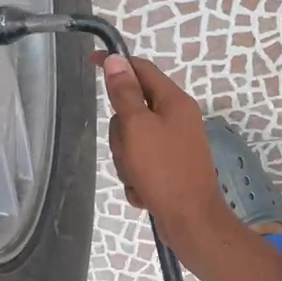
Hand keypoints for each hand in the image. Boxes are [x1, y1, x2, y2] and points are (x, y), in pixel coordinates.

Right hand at [93, 52, 233, 243]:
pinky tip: (145, 192)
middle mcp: (177, 119)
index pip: (141, 70)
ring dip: (128, 160)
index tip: (90, 64)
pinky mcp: (170, 169)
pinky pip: (141, 165)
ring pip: (133, 141)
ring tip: (137, 175)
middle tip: (128, 149)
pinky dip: (138, 179)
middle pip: (132, 111)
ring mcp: (175, 146)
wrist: (191, 221)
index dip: (116, 65)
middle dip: (121, 133)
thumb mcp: (137, 127)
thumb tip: (115, 59)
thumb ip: (124, 93)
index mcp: (174, 102)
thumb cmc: (163, 170)